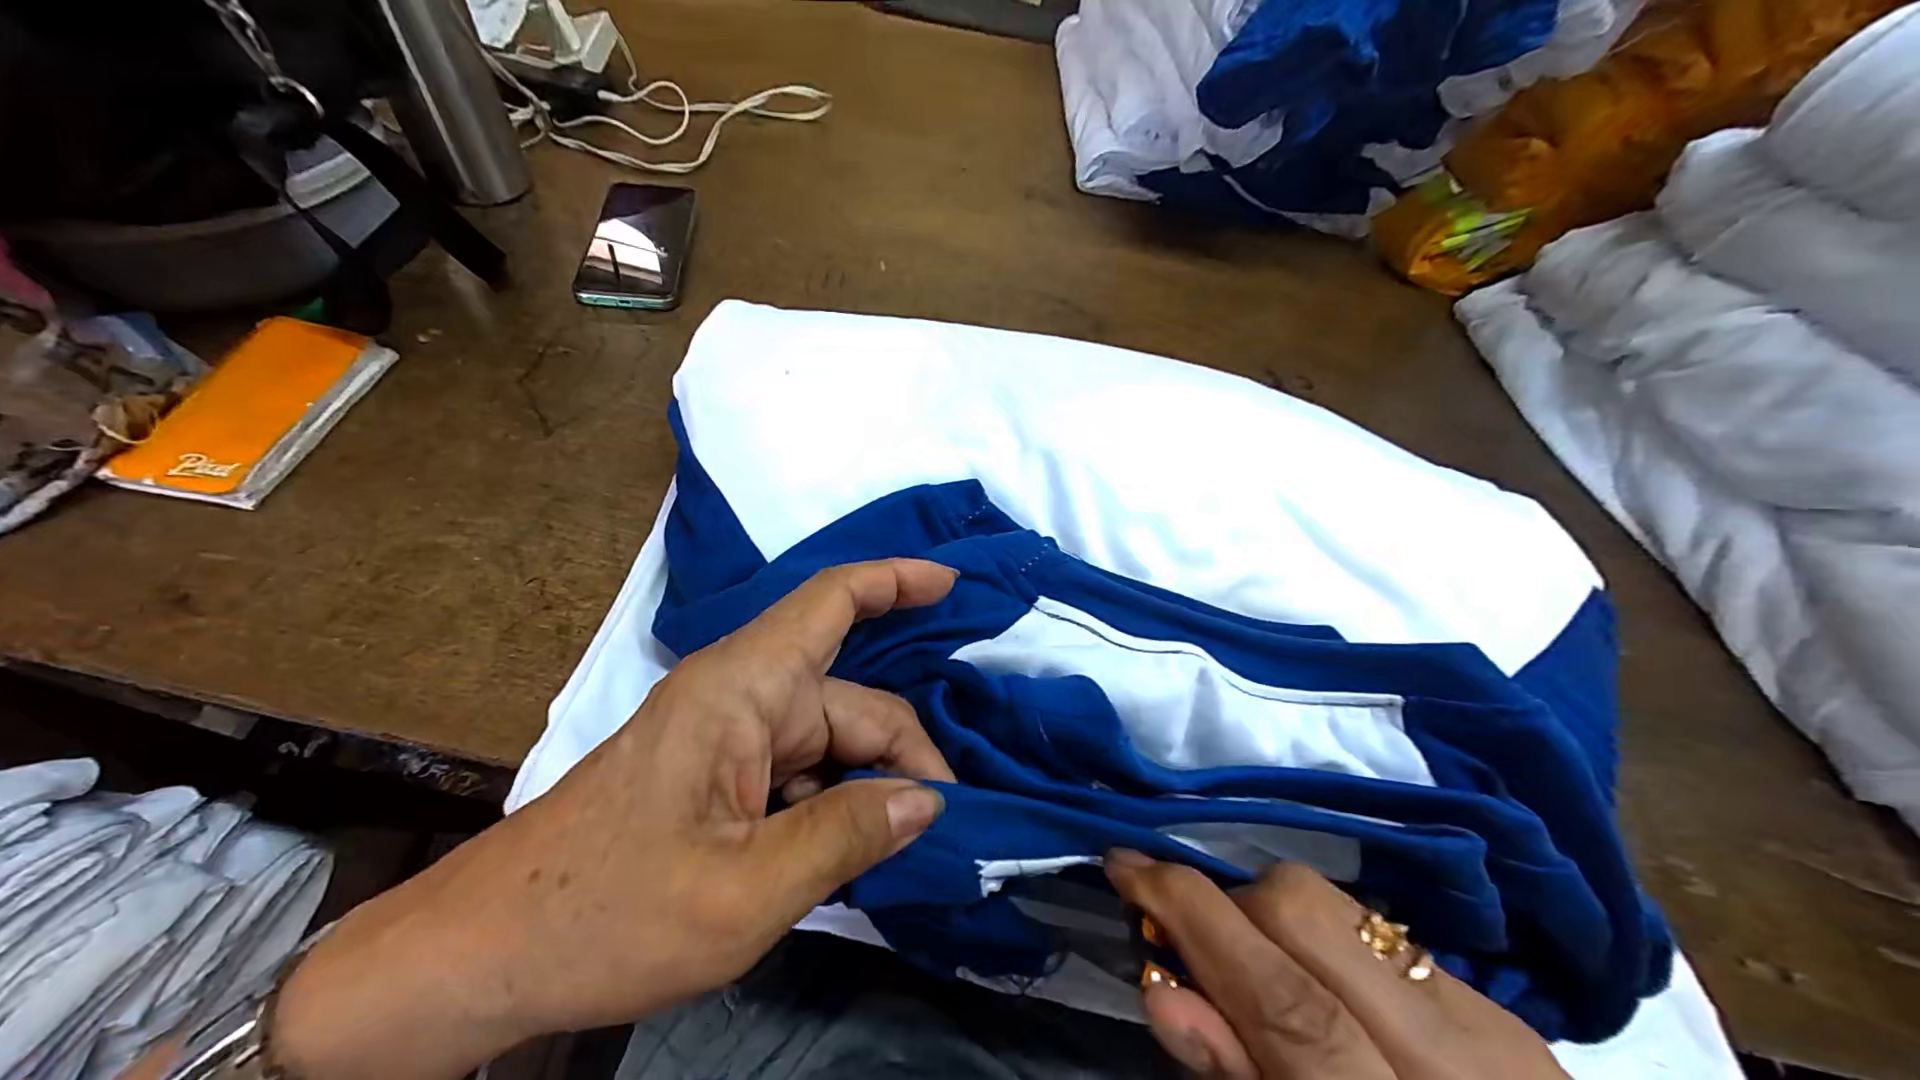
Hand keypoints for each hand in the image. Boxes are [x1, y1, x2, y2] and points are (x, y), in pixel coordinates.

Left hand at [270, 559, 959, 1079]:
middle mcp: (741, 697)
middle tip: (947, 825)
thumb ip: (847, 836)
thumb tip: (927, 800)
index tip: (954, 585)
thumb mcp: (745, 892)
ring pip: (831, 747)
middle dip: (903, 758)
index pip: (830, 603)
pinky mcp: (720, 775)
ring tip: (900, 852)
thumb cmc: (608, 916)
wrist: (484, 958)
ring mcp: (729, 737)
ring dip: (869, 791)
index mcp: (742, 689)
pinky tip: (850, 857)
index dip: (895, 581)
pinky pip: (802, 775)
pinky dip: (834, 807)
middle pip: (851, 705)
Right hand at [1105, 851, 1569, 1079]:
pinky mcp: (1499, 1010)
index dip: (1196, 923)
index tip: (1127, 869)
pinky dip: (1315, 935)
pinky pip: (1374, 929)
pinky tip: (1311, 977)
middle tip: (1190, 936)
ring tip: (1247, 958)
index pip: (1287, 1003)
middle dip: (1226, 904)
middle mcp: (1463, 1064)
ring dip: (1266, 914)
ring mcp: (1493, 1027)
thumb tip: (1161, 990)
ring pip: (1341, 903)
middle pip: (1310, 915)